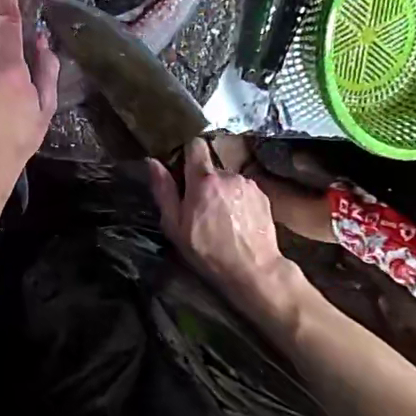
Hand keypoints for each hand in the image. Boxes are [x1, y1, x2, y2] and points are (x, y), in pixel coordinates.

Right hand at [147, 139, 288, 303]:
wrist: (253, 270)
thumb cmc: (208, 251)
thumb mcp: (175, 226)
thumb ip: (164, 191)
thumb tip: (152, 162)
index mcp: (203, 179)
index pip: (195, 145)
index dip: (188, 154)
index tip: (183, 169)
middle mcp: (228, 174)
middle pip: (211, 168)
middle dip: (204, 182)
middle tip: (200, 209)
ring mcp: (248, 184)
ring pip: (228, 180)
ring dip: (222, 192)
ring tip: (222, 219)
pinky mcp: (263, 195)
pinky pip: (244, 190)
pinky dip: (238, 200)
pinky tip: (238, 222)